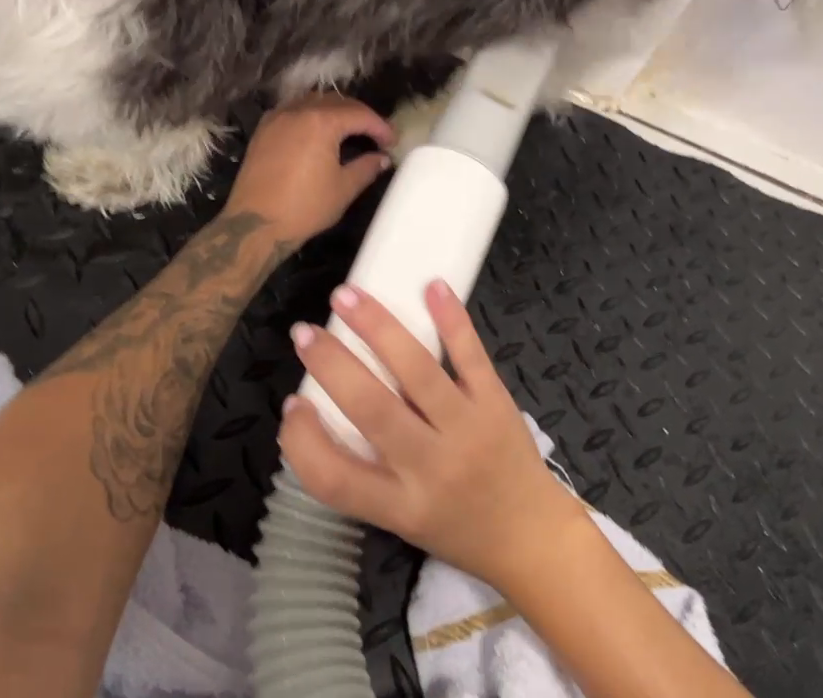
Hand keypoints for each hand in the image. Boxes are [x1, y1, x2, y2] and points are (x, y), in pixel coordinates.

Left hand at [226, 93, 394, 244]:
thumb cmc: (304, 207)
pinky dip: (311, 114)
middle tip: (375, 135)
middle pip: (337, 102)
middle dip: (360, 115)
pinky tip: (318, 131)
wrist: (255, 224)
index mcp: (321, 122)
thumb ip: (366, 167)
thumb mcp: (344, 189)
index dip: (380, 127)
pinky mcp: (263, 130)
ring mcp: (277, 118)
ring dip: (335, 111)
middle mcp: (298, 111)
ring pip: (313, 101)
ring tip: (349, 130)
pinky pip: (293, 110)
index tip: (392, 142)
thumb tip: (382, 158)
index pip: (360, 114)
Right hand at [280, 280, 588, 590]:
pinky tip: (431, 286)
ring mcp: (468, 430)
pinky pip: (471, 356)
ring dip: (378, 328)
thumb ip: (364, 476)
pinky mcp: (497, 403)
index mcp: (401, 506)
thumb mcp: (401, 521)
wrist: (533, 536)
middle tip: (304, 332)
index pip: (335, 476)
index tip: (289, 404)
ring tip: (346, 297)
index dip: (302, 441)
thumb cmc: (458, 529)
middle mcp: (432, 468)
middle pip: (372, 410)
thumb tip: (318, 413)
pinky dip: (451, 319)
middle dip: (332, 364)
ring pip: (418, 372)